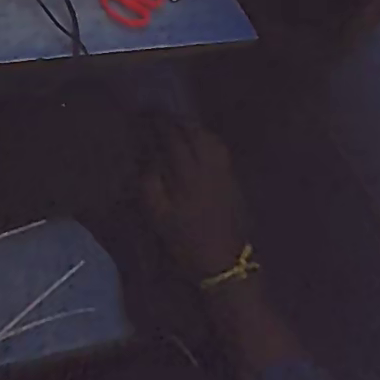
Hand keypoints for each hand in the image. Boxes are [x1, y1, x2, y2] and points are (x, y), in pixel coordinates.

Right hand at [141, 120, 300, 368]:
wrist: (225, 266)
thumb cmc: (186, 243)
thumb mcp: (158, 217)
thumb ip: (150, 184)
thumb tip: (147, 158)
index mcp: (188, 175)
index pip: (172, 137)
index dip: (158, 122)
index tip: (145, 113)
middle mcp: (209, 168)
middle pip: (194, 132)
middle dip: (177, 120)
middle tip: (160, 114)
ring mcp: (225, 173)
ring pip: (211, 139)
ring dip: (194, 126)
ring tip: (180, 124)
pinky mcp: (235, 182)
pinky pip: (221, 150)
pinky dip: (208, 139)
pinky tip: (200, 142)